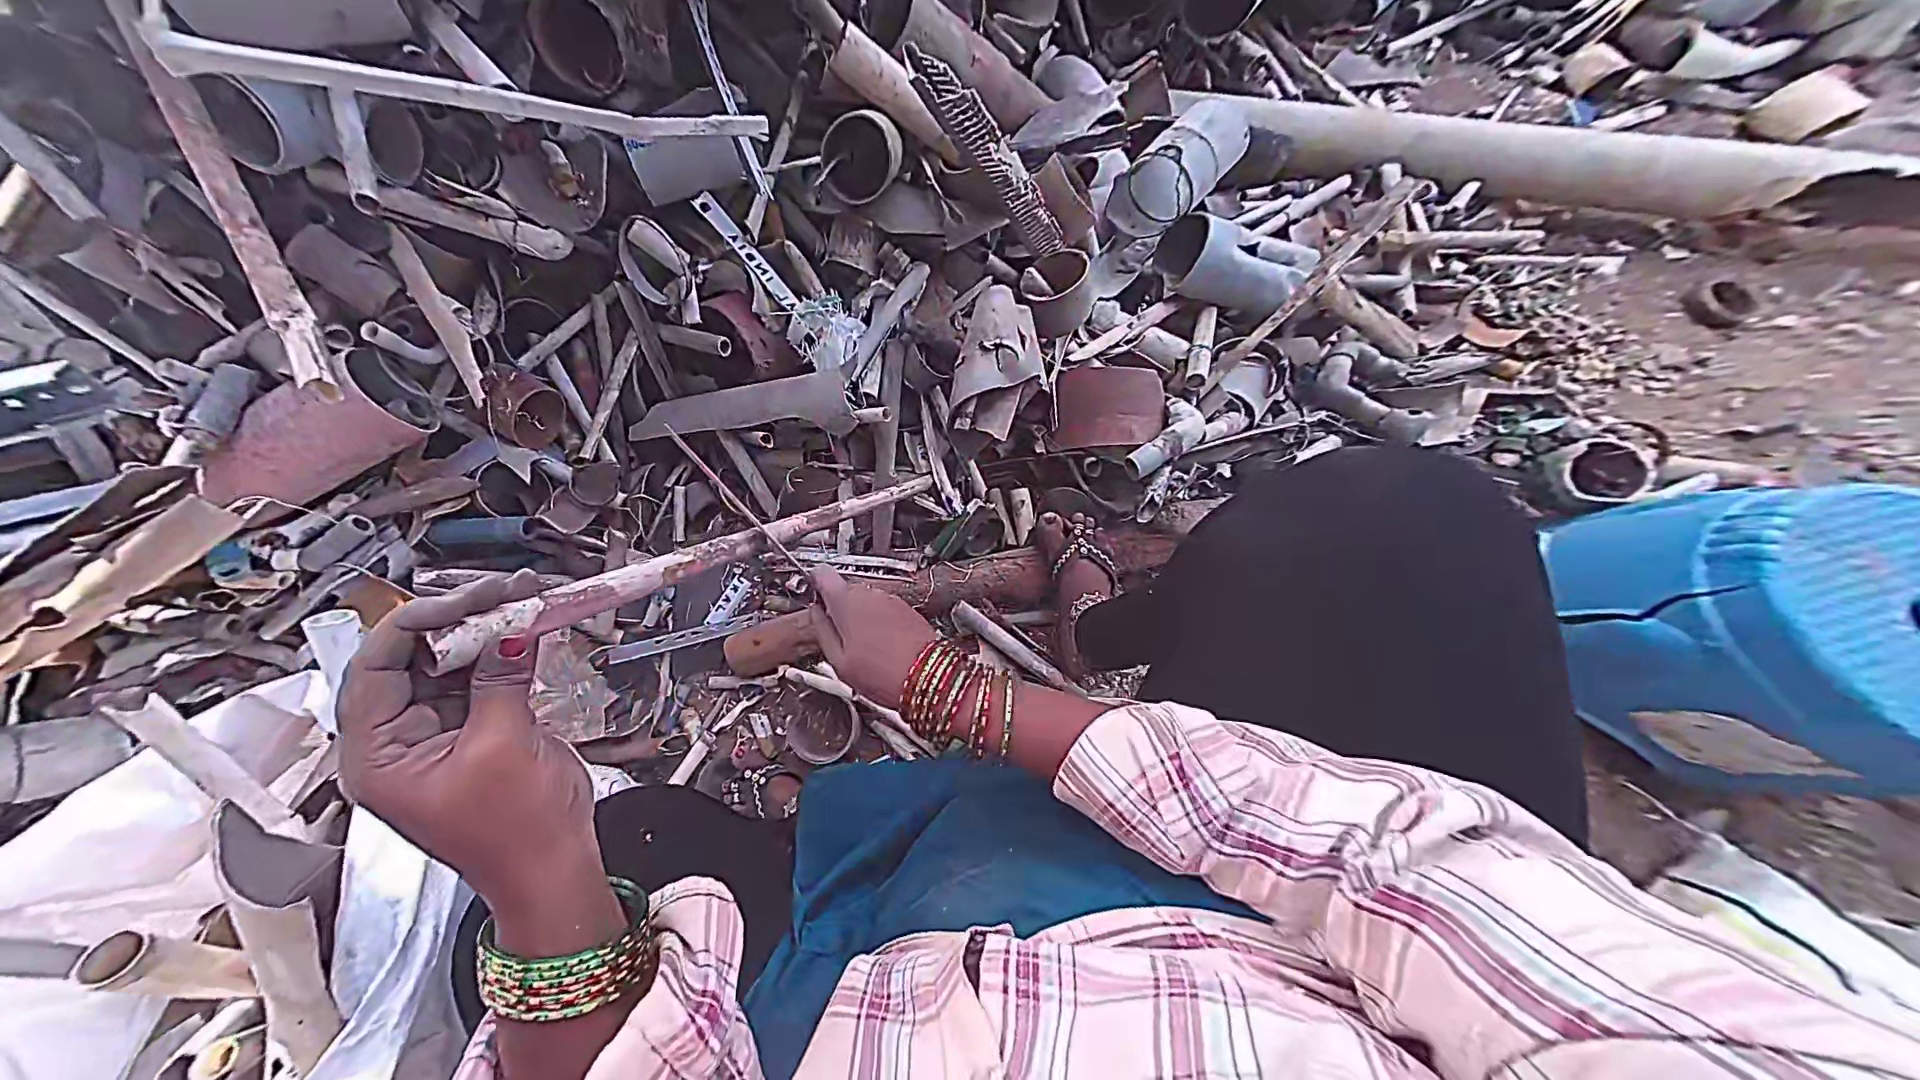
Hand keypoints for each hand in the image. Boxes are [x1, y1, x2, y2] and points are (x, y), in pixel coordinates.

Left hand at [337, 572, 598, 916]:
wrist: (554, 864)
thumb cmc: (515, 831)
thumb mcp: (502, 747)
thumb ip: (500, 682)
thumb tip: (510, 632)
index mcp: (377, 755)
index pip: (376, 668)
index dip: (419, 624)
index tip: (472, 599)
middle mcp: (400, 740)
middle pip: (413, 660)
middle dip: (460, 622)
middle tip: (507, 593)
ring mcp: (441, 733)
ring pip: (452, 665)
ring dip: (488, 633)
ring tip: (523, 602)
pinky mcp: (479, 729)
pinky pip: (483, 679)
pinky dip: (506, 654)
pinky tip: (528, 632)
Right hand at [808, 566, 936, 708]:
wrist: (927, 677)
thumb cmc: (884, 673)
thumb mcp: (838, 660)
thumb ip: (821, 630)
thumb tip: (815, 614)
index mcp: (847, 601)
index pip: (822, 573)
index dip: (813, 582)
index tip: (812, 596)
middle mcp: (870, 593)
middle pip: (845, 590)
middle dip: (839, 609)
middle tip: (840, 639)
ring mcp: (891, 600)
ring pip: (866, 601)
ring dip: (861, 618)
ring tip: (864, 649)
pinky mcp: (907, 610)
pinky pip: (884, 611)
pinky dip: (879, 624)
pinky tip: (882, 648)